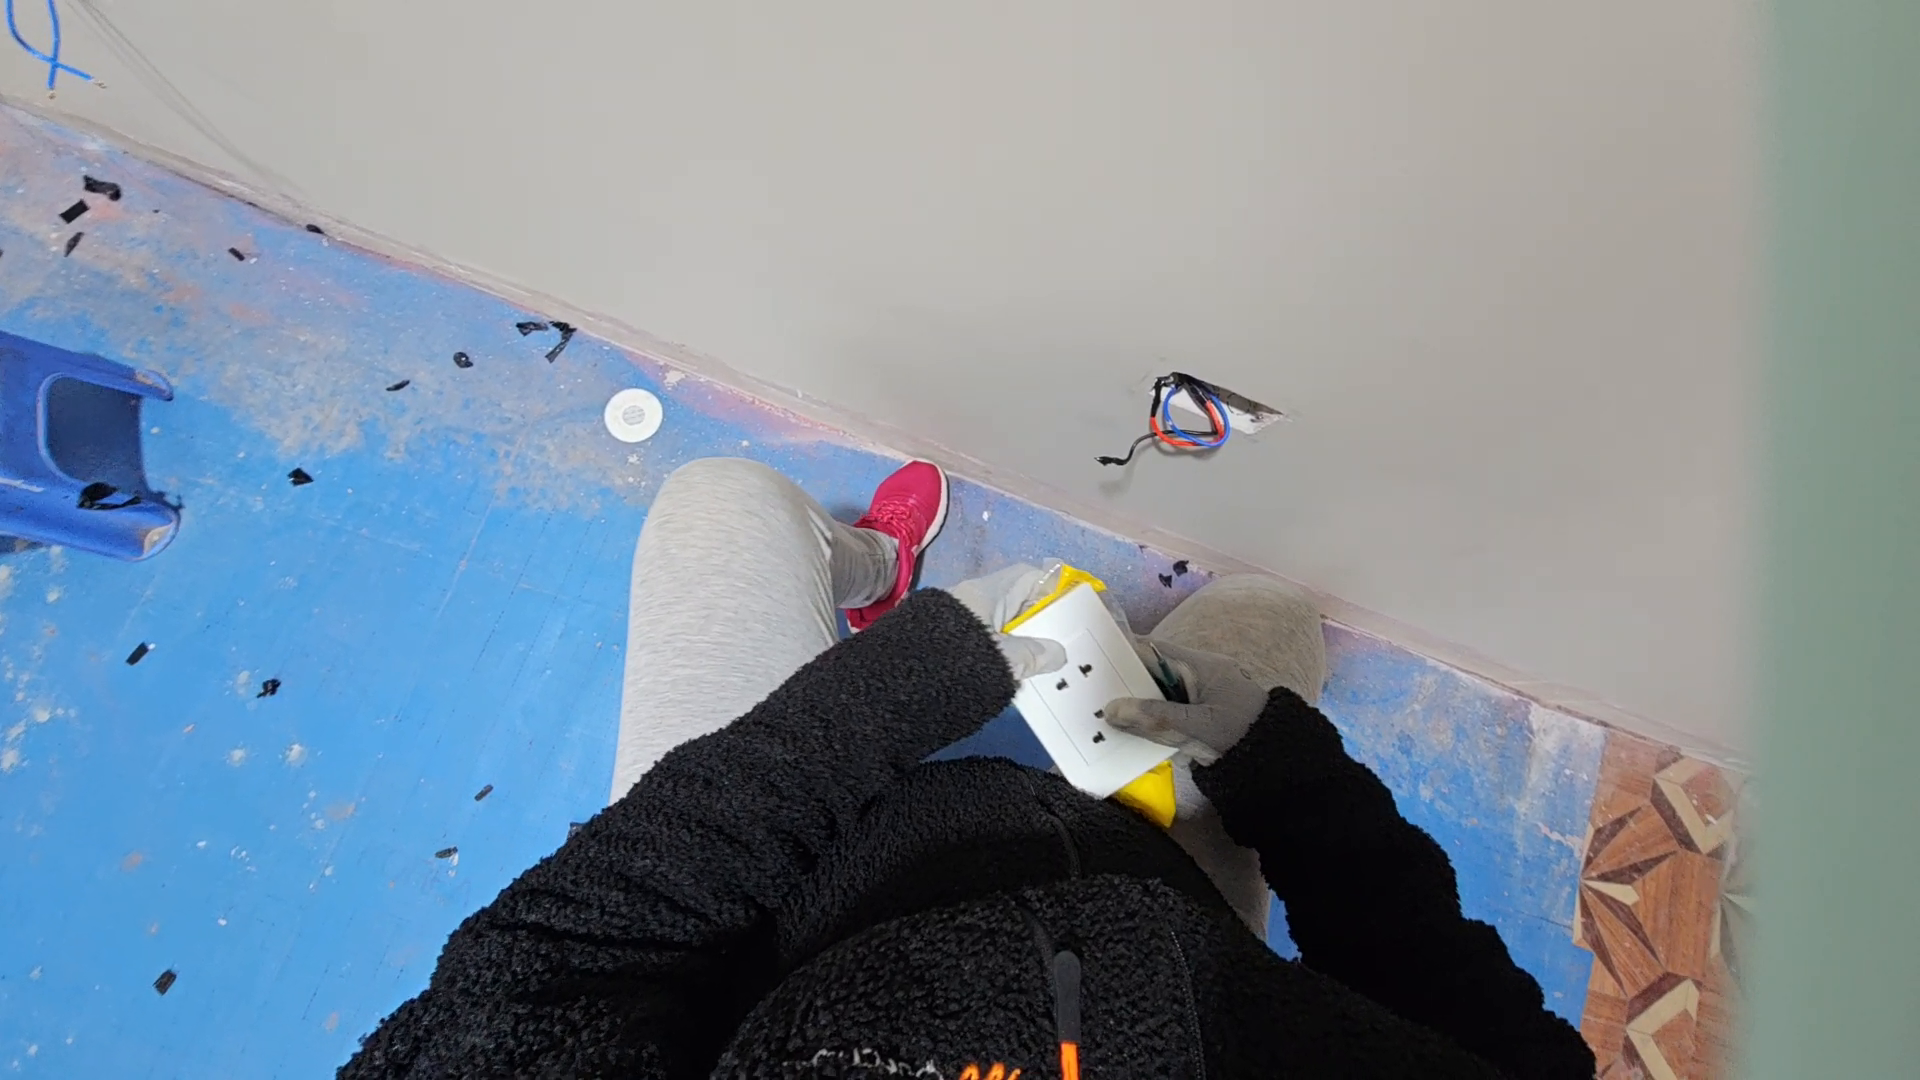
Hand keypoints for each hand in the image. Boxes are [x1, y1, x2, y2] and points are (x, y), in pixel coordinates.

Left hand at [944, 563, 1068, 680]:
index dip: (1051, 589)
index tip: (1068, 611)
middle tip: (1055, 644)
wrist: (901, 685)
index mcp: (986, 593)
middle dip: (1035, 621)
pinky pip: (978, 639)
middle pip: (1012, 601)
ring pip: (995, 623)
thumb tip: (1057, 652)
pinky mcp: (939, 641)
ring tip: (1034, 665)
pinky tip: (1004, 673)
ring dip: (1014, 641)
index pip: (1026, 576)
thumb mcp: (1005, 659)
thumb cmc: (960, 662)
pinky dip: (995, 652)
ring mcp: (952, 620)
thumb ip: (1035, 654)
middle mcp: (968, 599)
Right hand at [1103, 639, 1269, 763]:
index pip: (1155, 648)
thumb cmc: (1241, 736)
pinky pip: (1169, 706)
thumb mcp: (1197, 727)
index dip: (1125, 651)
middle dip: (1126, 680)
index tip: (1094, 660)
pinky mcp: (1202, 711)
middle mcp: (1199, 672)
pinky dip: (1152, 713)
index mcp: (1200, 665)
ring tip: (1106, 710)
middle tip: (1093, 691)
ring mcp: (1202, 692)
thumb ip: (1154, 717)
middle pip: (1154, 669)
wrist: (1281, 763)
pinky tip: (1133, 726)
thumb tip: (1112, 709)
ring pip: (1160, 690)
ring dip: (1138, 700)